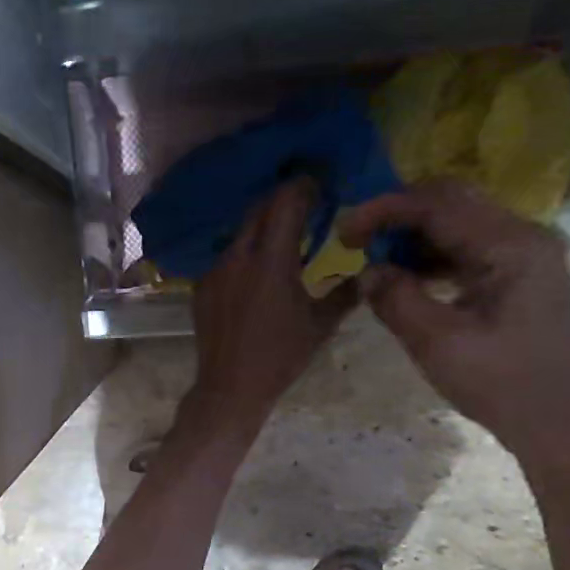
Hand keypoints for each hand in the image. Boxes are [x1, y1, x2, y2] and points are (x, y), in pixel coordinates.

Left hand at [187, 179, 357, 428]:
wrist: (230, 386)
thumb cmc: (281, 356)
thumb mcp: (321, 324)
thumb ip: (346, 292)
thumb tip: (367, 273)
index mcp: (271, 260)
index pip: (286, 203)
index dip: (303, 187)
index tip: (319, 183)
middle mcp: (239, 256)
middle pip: (259, 209)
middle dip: (282, 199)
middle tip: (304, 202)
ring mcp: (215, 270)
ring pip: (240, 232)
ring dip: (262, 224)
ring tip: (283, 234)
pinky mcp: (202, 285)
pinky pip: (226, 256)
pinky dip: (245, 251)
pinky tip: (257, 267)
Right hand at [341, 180, 569, 458]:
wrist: (559, 423)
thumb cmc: (502, 384)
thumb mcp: (438, 343)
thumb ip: (396, 299)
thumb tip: (366, 271)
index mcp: (511, 246)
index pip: (438, 206)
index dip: (384, 210)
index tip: (343, 232)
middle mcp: (522, 237)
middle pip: (451, 202)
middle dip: (398, 214)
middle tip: (356, 239)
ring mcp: (523, 255)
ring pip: (458, 223)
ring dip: (413, 234)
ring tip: (374, 259)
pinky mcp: (518, 275)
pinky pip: (467, 248)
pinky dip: (431, 255)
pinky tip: (405, 276)